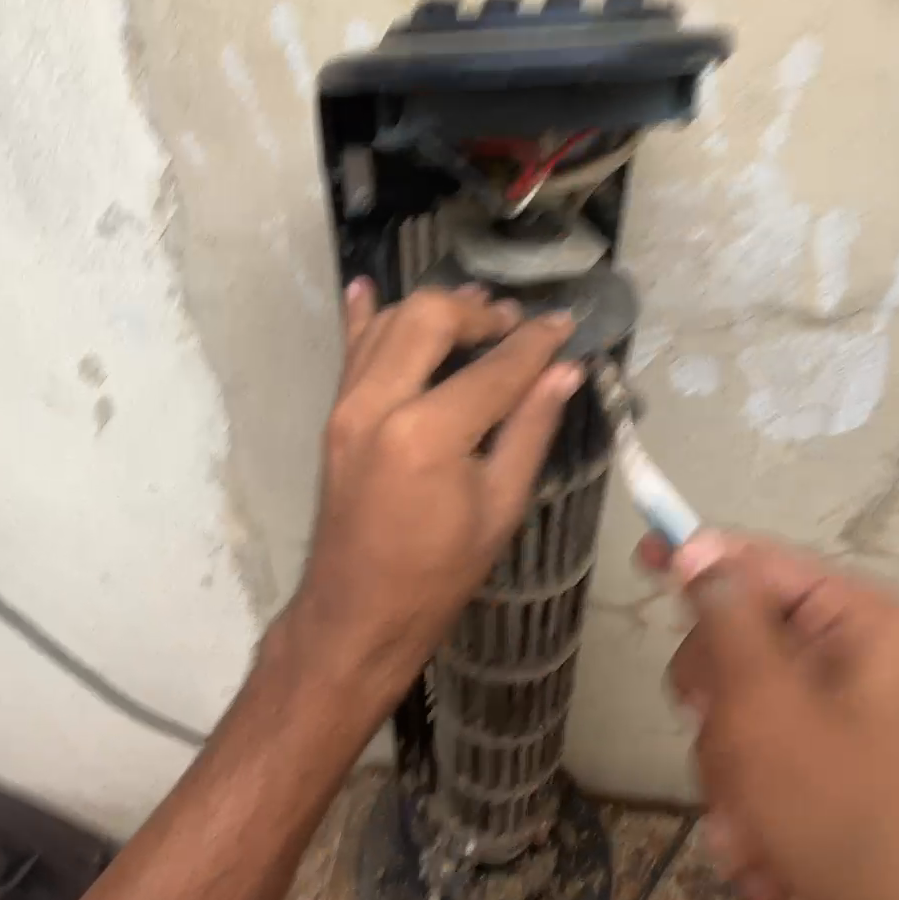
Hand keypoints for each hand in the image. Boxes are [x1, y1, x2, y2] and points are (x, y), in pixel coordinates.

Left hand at [277, 278, 580, 707]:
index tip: (564, 323)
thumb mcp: (500, 506)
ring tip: (475, 311)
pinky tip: (367, 286)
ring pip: (388, 323)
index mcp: (427, 434)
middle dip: (479, 310)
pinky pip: (349, 350)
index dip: (535, 342)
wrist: (358, 613)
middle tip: (516, 325)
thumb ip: (530, 429)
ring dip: (435, 309)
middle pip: (430, 318)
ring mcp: (346, 406)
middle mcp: (378, 403)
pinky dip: (362, 316)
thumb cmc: (438, 574)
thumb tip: (565, 372)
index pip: (494, 368)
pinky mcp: (334, 416)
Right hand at [640, 531, 898, 899]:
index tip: (641, 555)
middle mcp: (861, 662)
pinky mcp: (837, 771)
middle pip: (742, 642)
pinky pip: (763, 757)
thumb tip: (698, 544)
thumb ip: (726, 616)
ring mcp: (850, 721)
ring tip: (753, 821)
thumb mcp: (766, 703)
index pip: (760, 563)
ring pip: (741, 708)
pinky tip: (769, 849)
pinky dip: (751, 800)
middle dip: (717, 703)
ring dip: (728, 765)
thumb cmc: (839, 812)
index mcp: (862, 625)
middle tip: (719, 735)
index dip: (695, 558)